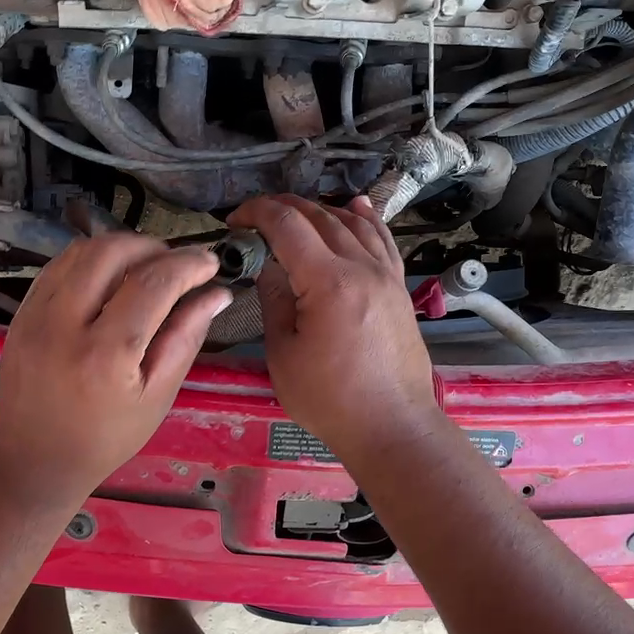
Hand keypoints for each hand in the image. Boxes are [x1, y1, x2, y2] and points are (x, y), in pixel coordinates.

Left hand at [0, 233, 232, 493]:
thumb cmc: (104, 439)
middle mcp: (64, 324)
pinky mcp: (21, 313)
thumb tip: (216, 294)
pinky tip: (110, 278)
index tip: (210, 262)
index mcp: (105, 355)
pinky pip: (58, 267)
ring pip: (80, 251)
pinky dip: (90, 261)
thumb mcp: (156, 398)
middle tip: (175, 263)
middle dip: (151, 246)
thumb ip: (185, 339)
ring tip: (145, 267)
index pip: (152, 284)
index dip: (187, 265)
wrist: (34, 461)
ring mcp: (35, 315)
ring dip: (119, 248)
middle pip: (110, 252)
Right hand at [228, 195, 446, 464]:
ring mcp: (386, 275)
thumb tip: (268, 267)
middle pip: (320, 217)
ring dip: (318, 211)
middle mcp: (361, 267)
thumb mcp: (283, 353)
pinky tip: (356, 207)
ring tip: (292, 213)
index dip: (256, 213)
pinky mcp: (398, 288)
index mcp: (327, 281)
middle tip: (254, 219)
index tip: (234, 221)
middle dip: (282, 208)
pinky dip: (365, 219)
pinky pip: (381, 240)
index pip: (287, 225)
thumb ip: (274, 300)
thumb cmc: (329, 399)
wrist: (392, 426)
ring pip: (352, 223)